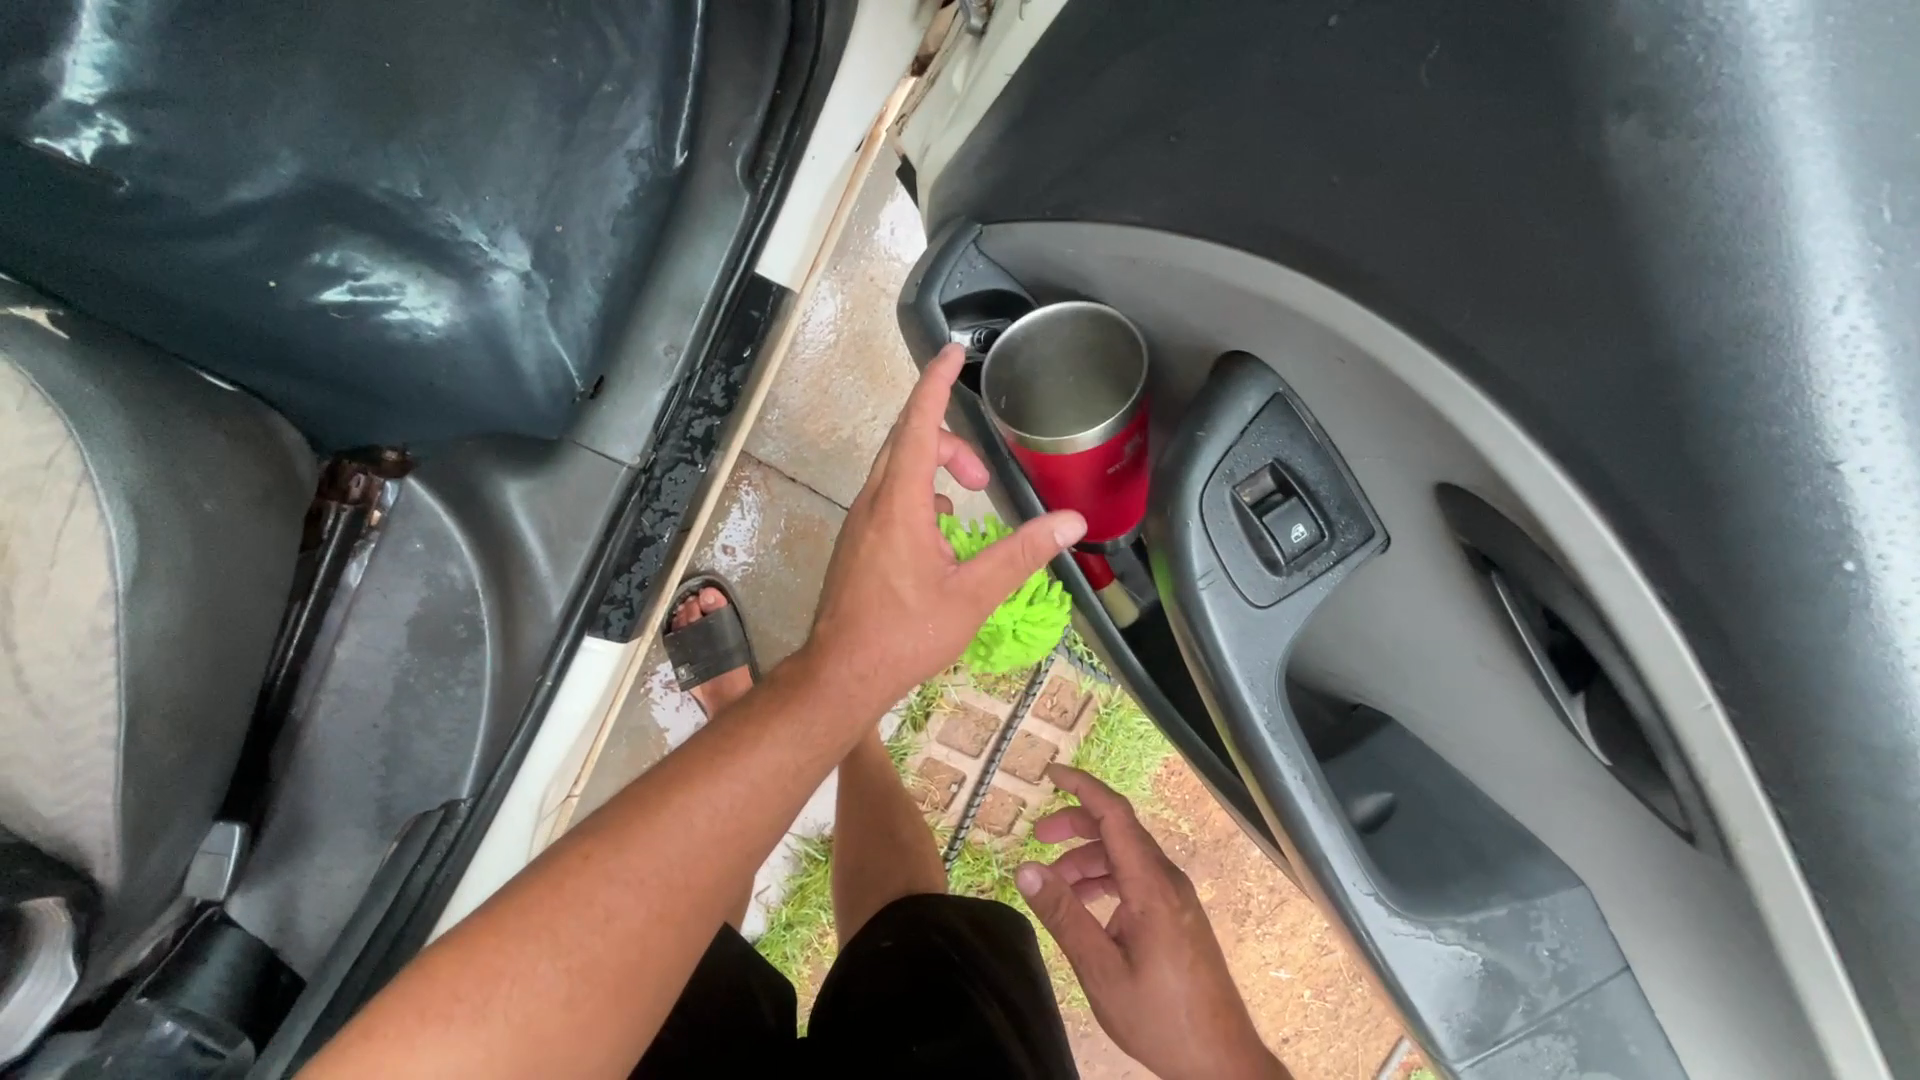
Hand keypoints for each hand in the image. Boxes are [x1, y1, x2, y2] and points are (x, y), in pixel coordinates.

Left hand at [800, 344, 1085, 716]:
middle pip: (906, 442)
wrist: (841, 673)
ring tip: (965, 503)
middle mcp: (873, 502)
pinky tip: (939, 535)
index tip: (952, 352)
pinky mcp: (856, 543)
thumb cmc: (904, 634)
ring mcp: (859, 523)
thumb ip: (1020, 553)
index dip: (937, 383)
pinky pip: (887, 497)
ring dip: (932, 470)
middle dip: (948, 441)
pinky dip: (916, 497)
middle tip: (981, 476)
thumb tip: (1070, 522)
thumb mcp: (972, 594)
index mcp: (900, 504)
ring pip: (894, 471)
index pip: (918, 424)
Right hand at [1017, 766, 1289, 1079]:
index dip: (1082, 786)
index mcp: (1151, 885)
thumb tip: (1025, 869)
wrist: (1221, 1061)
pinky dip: (1105, 882)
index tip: (1050, 773)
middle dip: (1074, 825)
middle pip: (1118, 830)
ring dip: (1087, 860)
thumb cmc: (1161, 1017)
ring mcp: (1176, 898)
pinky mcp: (1177, 916)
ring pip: (1125, 857)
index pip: (1115, 814)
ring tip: (1054, 885)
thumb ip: (1063, 916)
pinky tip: (1085, 908)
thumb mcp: (1100, 970)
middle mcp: (1167, 880)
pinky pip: (1136, 880)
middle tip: (1037, 838)